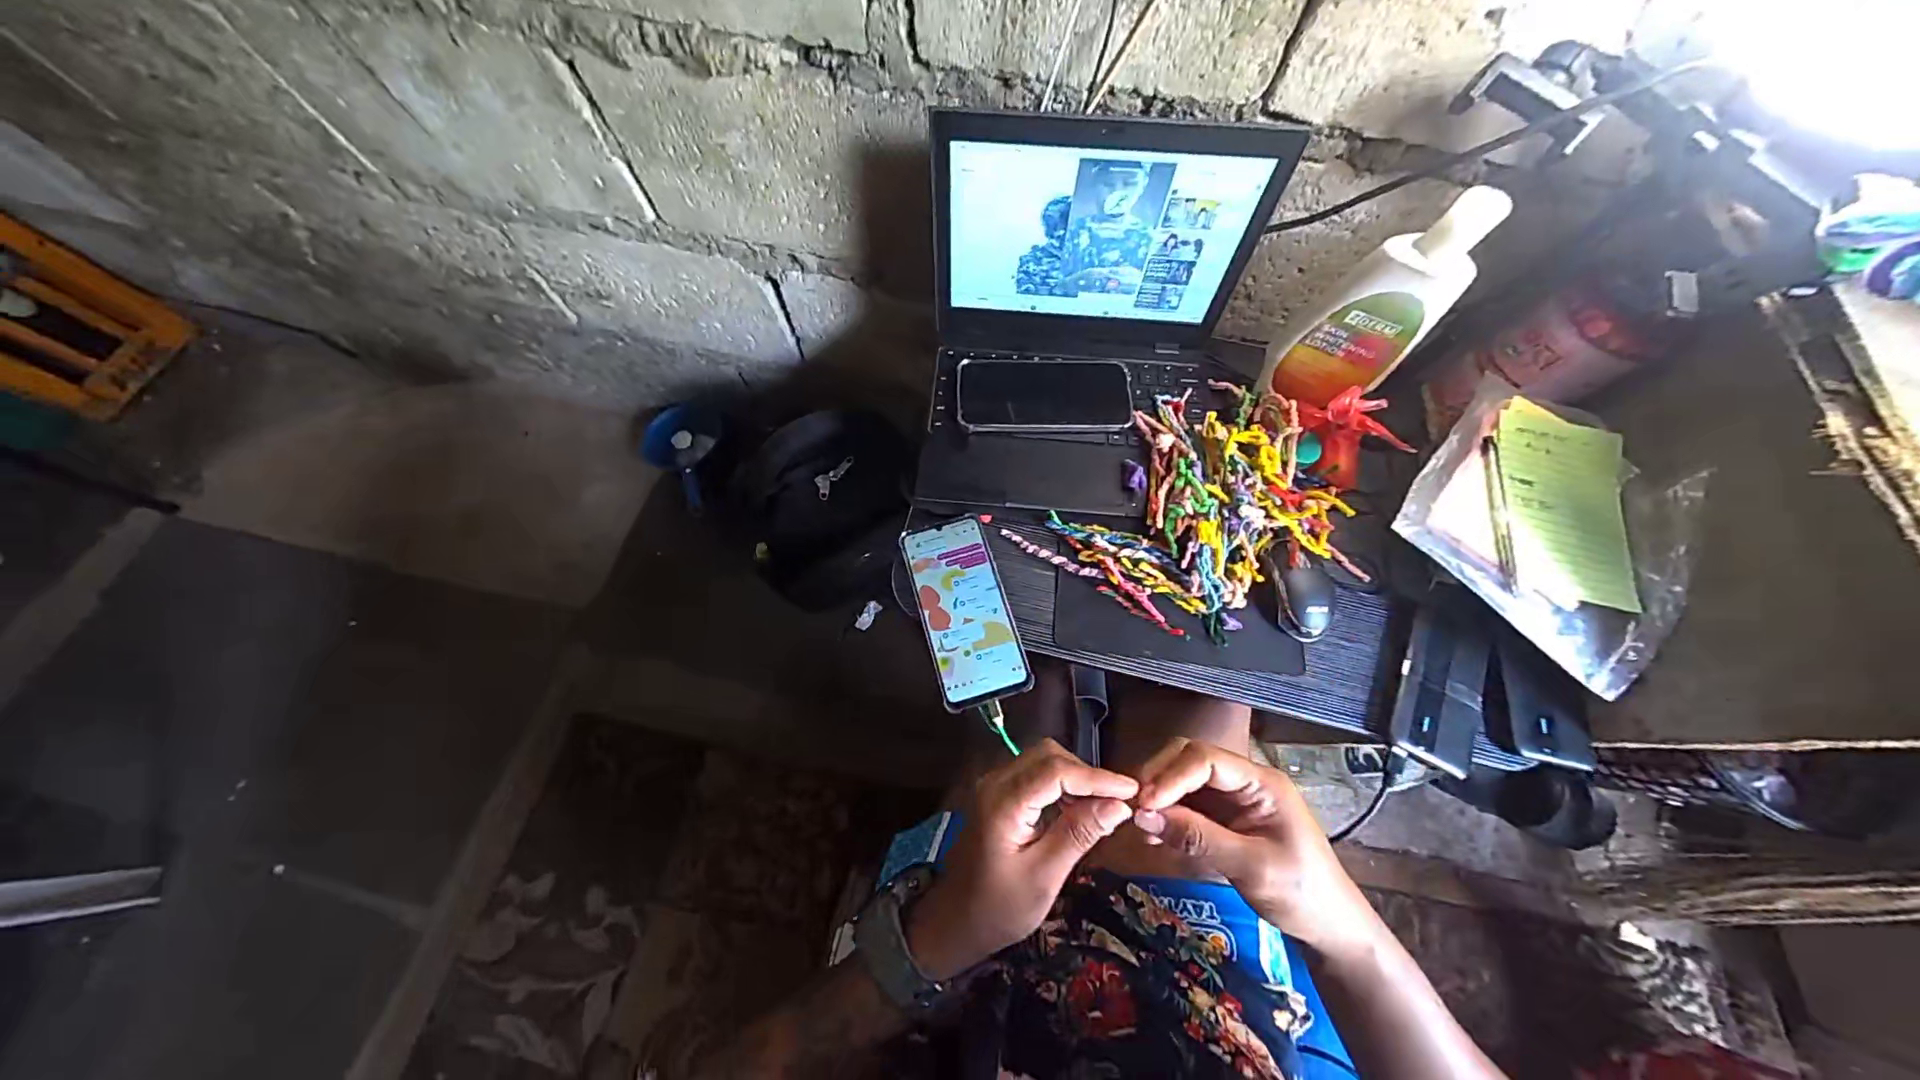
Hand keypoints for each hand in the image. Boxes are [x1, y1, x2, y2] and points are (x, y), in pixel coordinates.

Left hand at [906, 739, 1136, 979]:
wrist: (955, 920)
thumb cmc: (999, 907)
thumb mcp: (1044, 876)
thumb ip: (1078, 834)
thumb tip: (1119, 805)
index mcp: (1003, 802)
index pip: (1056, 770)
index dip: (1097, 777)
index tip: (1132, 792)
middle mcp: (996, 782)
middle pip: (1049, 756)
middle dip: (1087, 774)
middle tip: (1118, 802)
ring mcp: (995, 785)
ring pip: (1043, 761)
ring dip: (1075, 778)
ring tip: (1104, 807)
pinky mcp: (999, 794)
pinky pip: (1035, 774)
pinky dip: (1061, 785)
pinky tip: (1078, 809)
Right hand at [1129, 738, 1382, 960]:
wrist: (1330, 929)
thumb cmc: (1302, 894)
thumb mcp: (1251, 867)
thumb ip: (1198, 838)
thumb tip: (1143, 816)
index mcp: (1261, 782)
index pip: (1204, 758)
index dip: (1170, 776)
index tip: (1144, 803)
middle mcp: (1243, 781)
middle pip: (1188, 759)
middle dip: (1158, 778)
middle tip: (1133, 808)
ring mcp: (1231, 798)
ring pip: (1182, 780)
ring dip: (1157, 797)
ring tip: (1137, 823)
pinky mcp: (1222, 817)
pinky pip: (1185, 804)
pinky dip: (1164, 815)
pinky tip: (1151, 834)